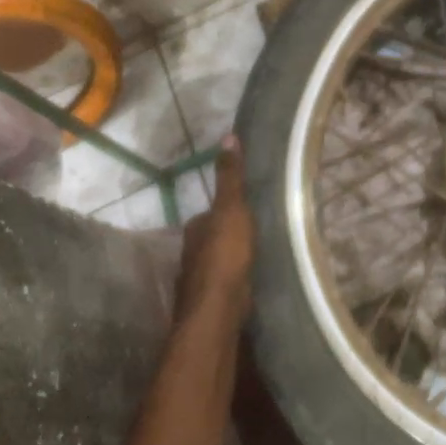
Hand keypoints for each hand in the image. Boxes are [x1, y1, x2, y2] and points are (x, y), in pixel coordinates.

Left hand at [177, 134, 255, 325]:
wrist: (218, 308)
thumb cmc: (225, 254)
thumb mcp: (232, 208)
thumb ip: (230, 177)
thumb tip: (227, 136)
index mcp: (194, 230)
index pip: (208, 216)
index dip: (224, 213)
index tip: (245, 213)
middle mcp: (190, 255)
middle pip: (210, 241)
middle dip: (227, 239)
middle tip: (254, 237)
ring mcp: (197, 282)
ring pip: (215, 265)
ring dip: (230, 263)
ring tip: (255, 260)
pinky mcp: (208, 305)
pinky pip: (223, 287)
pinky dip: (233, 284)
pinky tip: (248, 285)